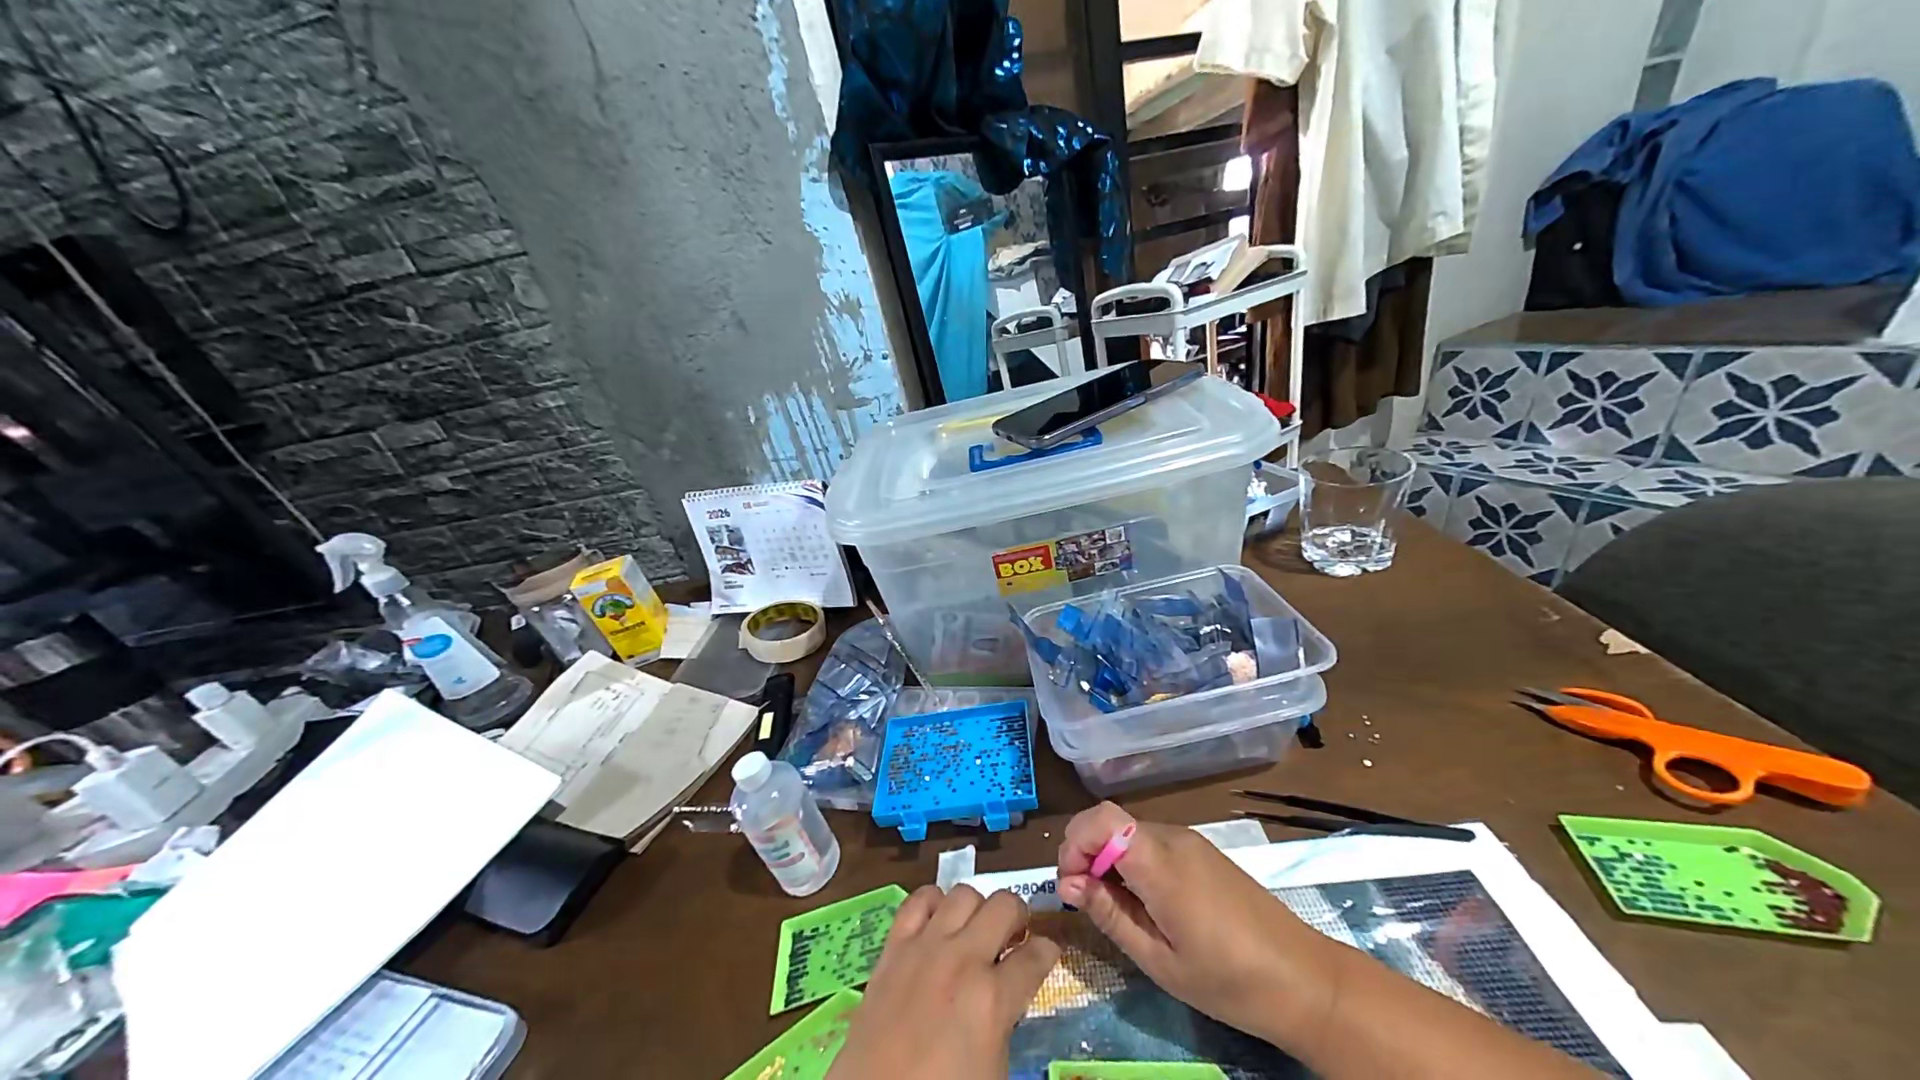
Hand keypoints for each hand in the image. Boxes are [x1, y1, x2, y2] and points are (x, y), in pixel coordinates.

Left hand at [827, 884, 1060, 1079]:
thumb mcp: (994, 1067)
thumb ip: (1006, 1019)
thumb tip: (1008, 995)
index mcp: (993, 999)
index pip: (1037, 955)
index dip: (1047, 952)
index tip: (1046, 954)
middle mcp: (962, 960)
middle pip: (1004, 905)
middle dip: (1018, 917)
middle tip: (1014, 937)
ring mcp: (925, 947)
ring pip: (964, 894)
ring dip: (978, 908)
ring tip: (977, 929)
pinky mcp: (893, 946)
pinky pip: (918, 900)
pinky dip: (934, 903)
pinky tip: (939, 922)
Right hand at [1055, 802, 1335, 1044]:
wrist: (1306, 981)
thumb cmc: (1229, 979)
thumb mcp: (1158, 959)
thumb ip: (1110, 914)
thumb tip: (1068, 884)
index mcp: (1161, 862)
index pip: (1100, 819)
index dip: (1073, 844)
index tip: (1071, 889)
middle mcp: (1173, 837)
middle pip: (1109, 822)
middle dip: (1085, 854)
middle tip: (1086, 903)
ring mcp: (1191, 841)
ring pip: (1128, 832)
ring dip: (1107, 860)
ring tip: (1116, 910)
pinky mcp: (1202, 852)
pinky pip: (1151, 843)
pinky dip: (1131, 862)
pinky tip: (1144, 903)